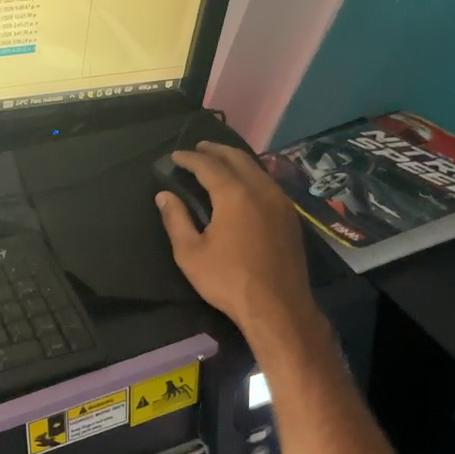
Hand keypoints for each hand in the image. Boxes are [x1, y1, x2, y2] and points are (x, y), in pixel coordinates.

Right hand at [157, 141, 323, 347]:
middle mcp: (261, 189)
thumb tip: (164, 196)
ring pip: (257, 169)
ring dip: (236, 161)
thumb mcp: (190, 253)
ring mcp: (280, 201)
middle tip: (198, 148)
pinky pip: (268, 183)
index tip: (175, 156)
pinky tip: (244, 184)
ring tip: (219, 161)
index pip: (209, 166)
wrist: (276, 304)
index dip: (190, 158)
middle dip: (216, 151)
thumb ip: (176, 220)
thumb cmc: (227, 279)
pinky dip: (251, 175)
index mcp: (234, 194)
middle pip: (238, 159)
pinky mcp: (290, 216)